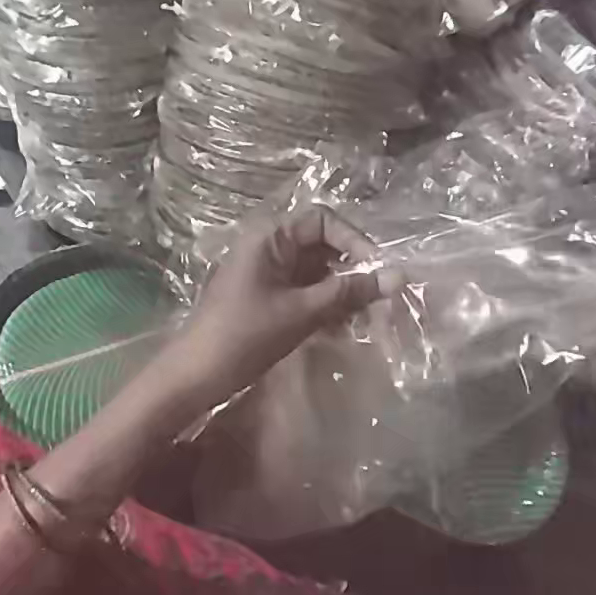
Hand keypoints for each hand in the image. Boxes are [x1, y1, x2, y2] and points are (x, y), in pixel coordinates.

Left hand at [173, 207, 393, 404]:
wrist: (197, 374)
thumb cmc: (246, 335)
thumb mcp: (303, 312)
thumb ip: (350, 291)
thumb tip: (398, 276)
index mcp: (271, 236)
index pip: (324, 220)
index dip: (355, 241)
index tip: (379, 271)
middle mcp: (270, 246)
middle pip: (324, 247)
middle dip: (354, 273)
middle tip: (379, 303)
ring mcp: (268, 271)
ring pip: (318, 272)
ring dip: (343, 294)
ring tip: (364, 322)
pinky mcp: (269, 295)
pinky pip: (306, 291)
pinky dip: (326, 306)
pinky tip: (341, 331)